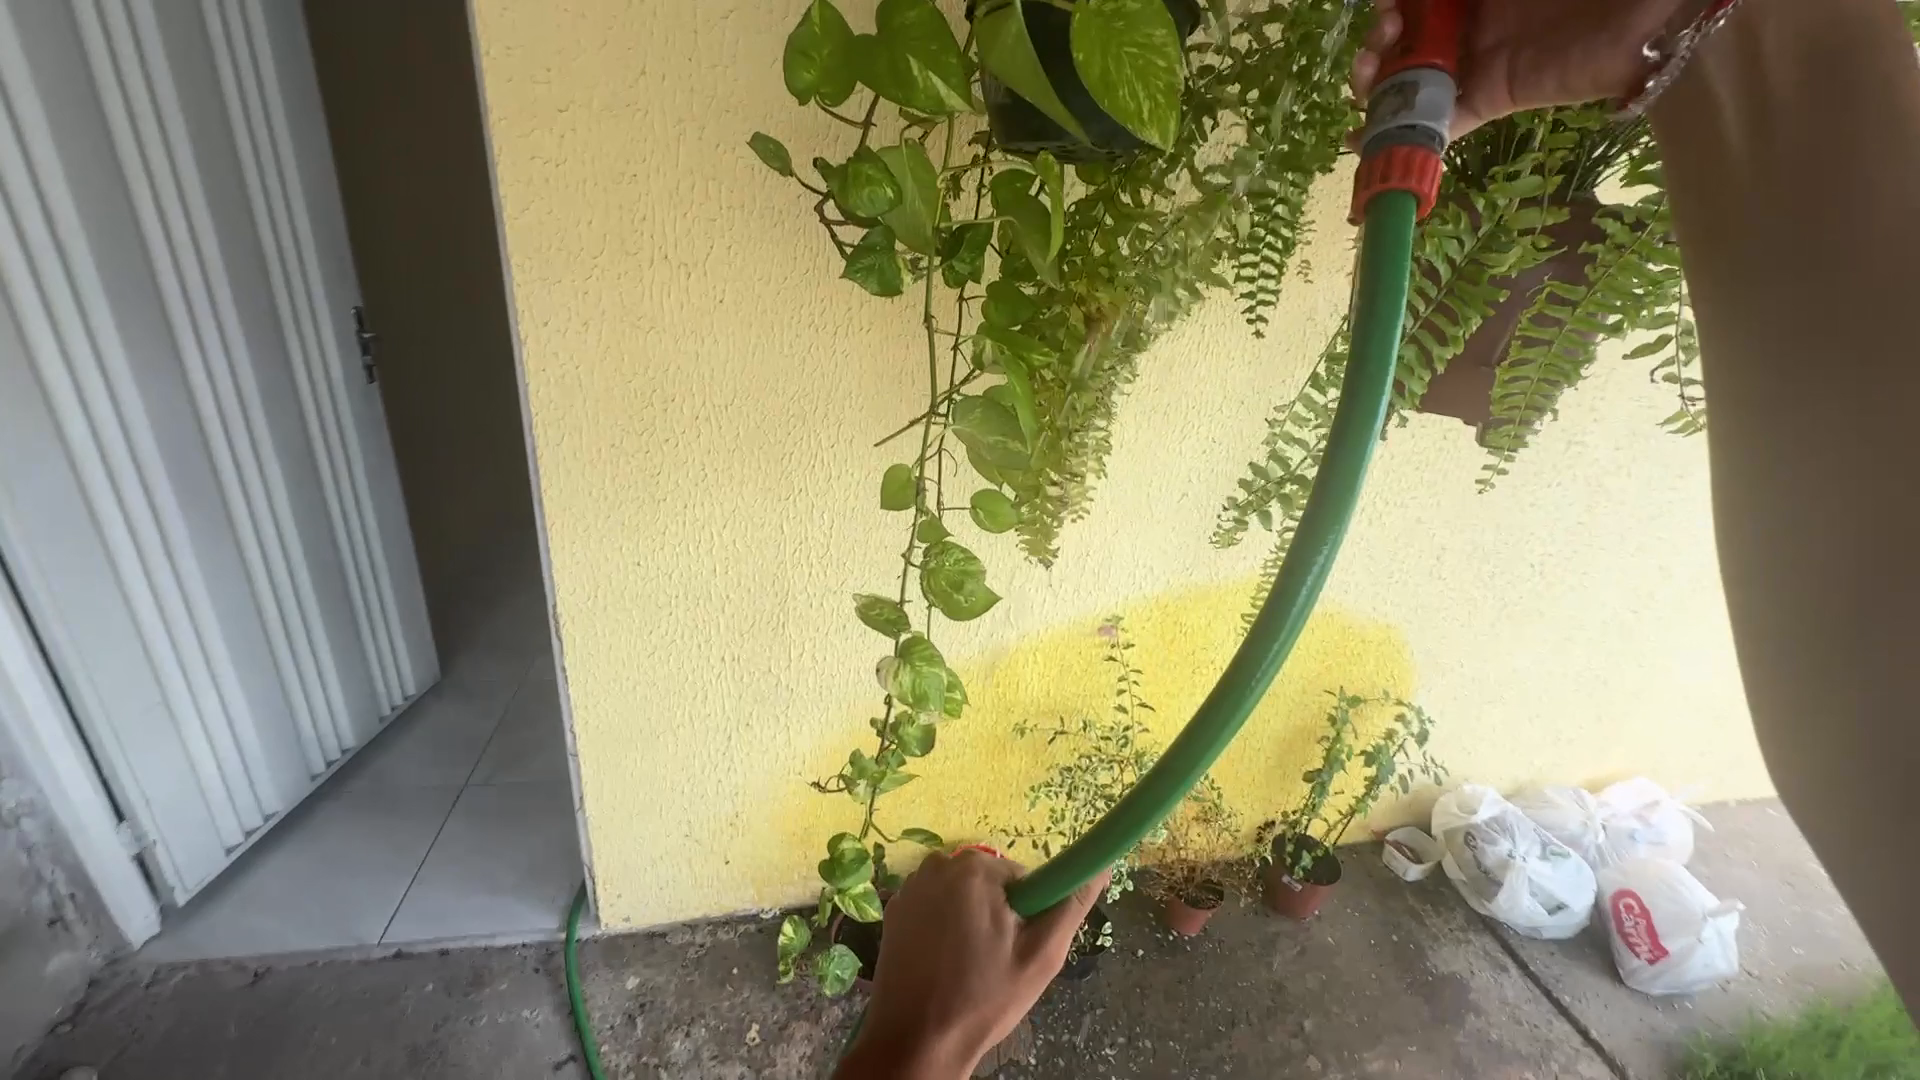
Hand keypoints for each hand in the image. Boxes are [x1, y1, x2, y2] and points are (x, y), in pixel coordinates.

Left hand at [834, 849, 1109, 1078]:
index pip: (1021, 878)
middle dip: (998, 915)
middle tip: (996, 961)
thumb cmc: (984, 997)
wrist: (916, 1040)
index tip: (1017, 948)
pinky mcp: (895, 907)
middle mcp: (939, 863)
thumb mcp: (1042, 955)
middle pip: (989, 883)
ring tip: (968, 965)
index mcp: (975, 867)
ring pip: (961, 893)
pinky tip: (942, 962)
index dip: (1026, 914)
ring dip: (970, 919)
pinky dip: (942, 925)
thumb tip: (1101, 867)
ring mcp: (912, 885)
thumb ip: (1072, 904)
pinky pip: (935, 905)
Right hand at [1351, 0, 1706, 135]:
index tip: (1384, 6)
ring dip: (1378, 87)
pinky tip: (1364, 140)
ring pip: (1413, 82)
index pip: (1419, 1)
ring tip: (1366, 83)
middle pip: (1407, 42)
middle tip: (1379, 42)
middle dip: (1377, 46)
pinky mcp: (1492, 99)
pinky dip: (1402, 137)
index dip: (1391, 7)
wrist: (1663, 3)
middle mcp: (1475, 21)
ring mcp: (1481, 62)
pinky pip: (1441, 122)